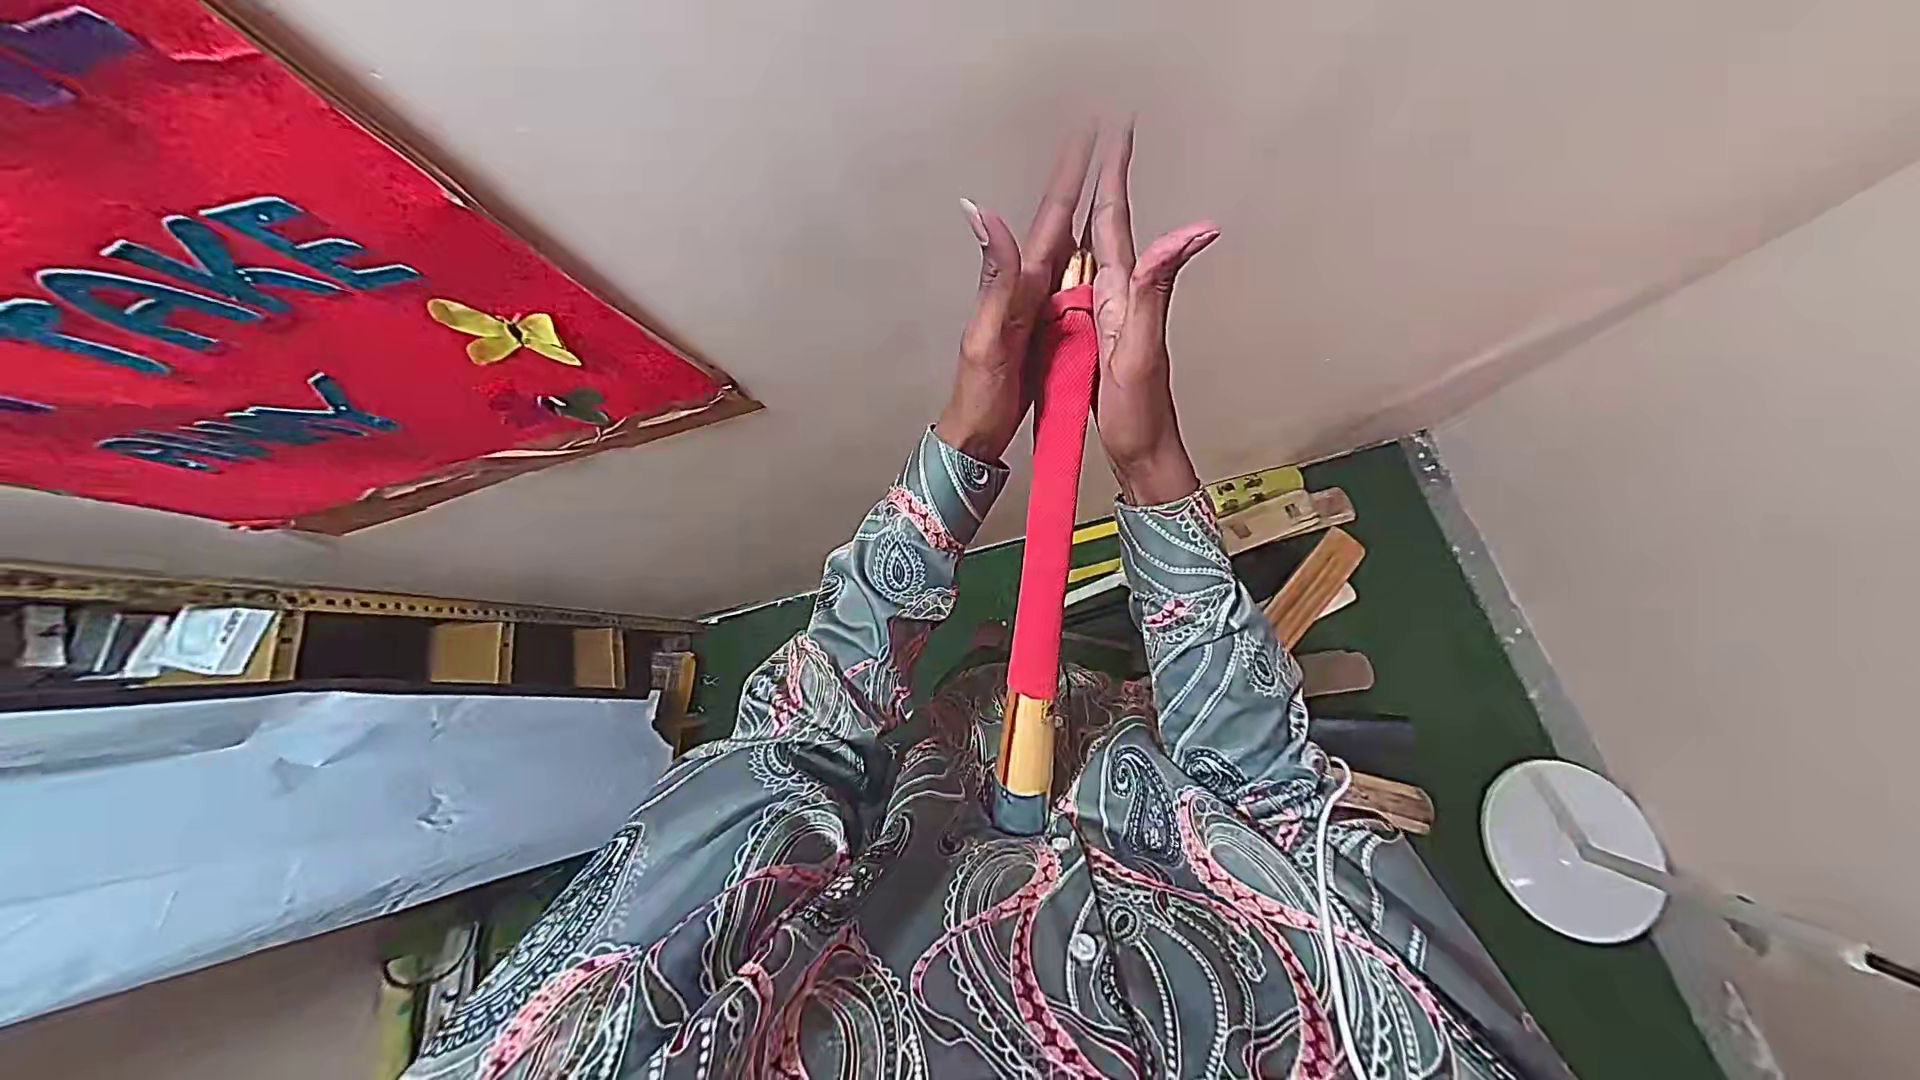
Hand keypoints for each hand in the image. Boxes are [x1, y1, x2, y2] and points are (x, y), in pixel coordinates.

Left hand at [935, 131, 1094, 461]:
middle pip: (1059, 225)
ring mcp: (1035, 311)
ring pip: (1065, 252)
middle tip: (1100, 134)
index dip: (1068, 175)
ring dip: (1081, 210)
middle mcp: (1027, 292)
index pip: (1048, 220)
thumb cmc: (979, 395)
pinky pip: (1067, 288)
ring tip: (1096, 174)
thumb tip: (981, 213)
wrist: (976, 432)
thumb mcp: (985, 340)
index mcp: (1018, 288)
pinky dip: (1081, 260)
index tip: (1088, 130)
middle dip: (1078, 177)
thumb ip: (993, 282)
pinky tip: (1086, 251)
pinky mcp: (1043, 332)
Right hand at [1088, 122, 1218, 504]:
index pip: (1116, 223)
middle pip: (1108, 230)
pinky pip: (1083, 292)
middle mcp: (1118, 302)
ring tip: (1091, 180)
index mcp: (1122, 298)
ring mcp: (1108, 322)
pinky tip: (1075, 261)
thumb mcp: (1142, 354)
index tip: (1113, 129)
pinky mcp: (1096, 343)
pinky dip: (1078, 264)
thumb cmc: (1140, 417)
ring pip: (1096, 258)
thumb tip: (1191, 230)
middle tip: (1102, 138)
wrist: (1144, 457)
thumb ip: (1155, 293)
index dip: (1113, 175)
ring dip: (1094, 215)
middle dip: (1105, 181)